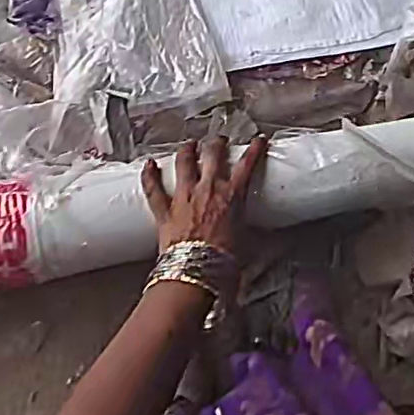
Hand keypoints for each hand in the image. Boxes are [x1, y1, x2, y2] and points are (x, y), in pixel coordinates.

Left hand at [141, 135, 268, 255]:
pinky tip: (148, 164)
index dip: (255, 149)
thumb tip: (265, 237)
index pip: (247, 164)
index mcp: (232, 196)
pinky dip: (150, 175)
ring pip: (184, 163)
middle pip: (213, 155)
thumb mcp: (247, 242)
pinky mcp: (164, 210)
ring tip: (190, 144)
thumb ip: (253, 232)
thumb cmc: (223, 263)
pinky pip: (154, 189)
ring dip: (187, 150)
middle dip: (217, 143)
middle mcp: (208, 190)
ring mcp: (184, 197)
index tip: (259, 141)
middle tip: (219, 140)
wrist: (195, 274)